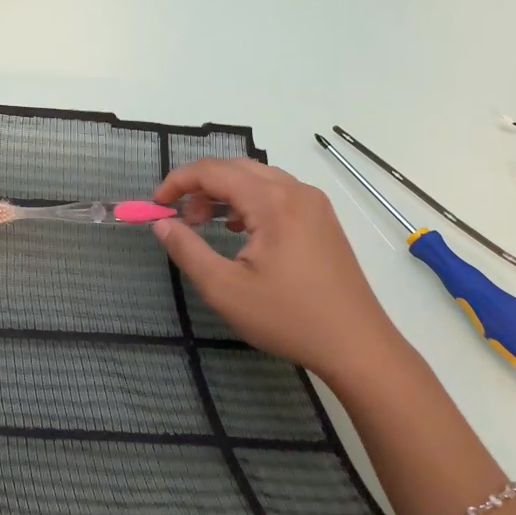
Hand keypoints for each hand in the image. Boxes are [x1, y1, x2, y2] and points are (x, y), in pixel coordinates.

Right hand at [152, 158, 406, 379]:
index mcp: (272, 202)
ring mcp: (314, 204)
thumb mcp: (225, 289)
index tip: (157, 205)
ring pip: (258, 178)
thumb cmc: (289, 318)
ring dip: (226, 193)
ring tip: (207, 224)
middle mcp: (295, 191)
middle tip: (182, 219)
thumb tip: (162, 224)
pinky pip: (278, 193)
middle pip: (236, 168)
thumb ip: (188, 250)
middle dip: (201, 186)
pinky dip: (250, 201)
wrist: (358, 346)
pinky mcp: (323, 221)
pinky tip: (241, 231)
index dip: (178, 181)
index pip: (214, 171)